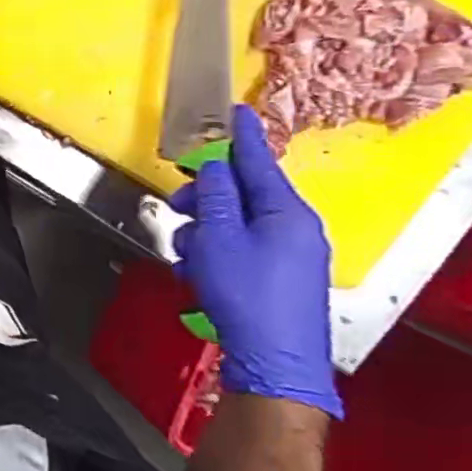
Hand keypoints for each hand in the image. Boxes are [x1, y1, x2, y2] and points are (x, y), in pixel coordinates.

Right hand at [171, 105, 341, 418]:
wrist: (275, 358)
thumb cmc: (245, 293)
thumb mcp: (219, 240)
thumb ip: (216, 199)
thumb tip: (217, 169)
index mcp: (286, 212)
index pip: (258, 162)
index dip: (242, 137)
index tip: (235, 112)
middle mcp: (294, 227)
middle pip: (243, 195)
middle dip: (205, 201)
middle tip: (177, 210)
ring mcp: (290, 253)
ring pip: (236, 224)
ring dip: (205, 234)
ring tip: (188, 258)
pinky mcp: (279, 275)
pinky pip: (242, 248)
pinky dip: (216, 254)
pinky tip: (198, 274)